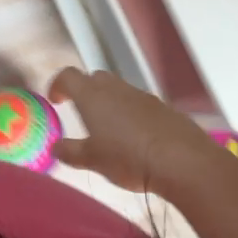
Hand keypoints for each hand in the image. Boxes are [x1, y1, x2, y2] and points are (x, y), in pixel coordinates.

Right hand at [46, 67, 227, 193]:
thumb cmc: (128, 158)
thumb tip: (54, 147)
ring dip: (111, 103)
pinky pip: (140, 104)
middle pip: (95, 78)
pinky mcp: (163, 107)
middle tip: (84, 114)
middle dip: (86, 91)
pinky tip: (138, 137)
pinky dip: (133, 114)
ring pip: (119, 90)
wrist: (183, 161)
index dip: (58, 85)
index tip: (56, 101)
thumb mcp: (93, 160)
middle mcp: (115, 88)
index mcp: (92, 96)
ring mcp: (141, 96)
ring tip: (111, 129)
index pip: (68, 76)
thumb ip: (70, 152)